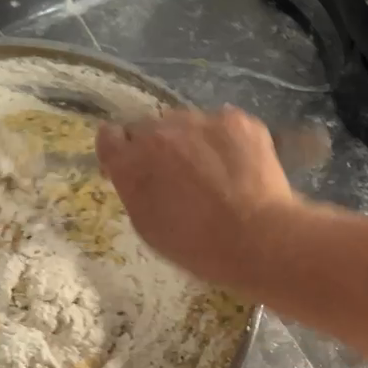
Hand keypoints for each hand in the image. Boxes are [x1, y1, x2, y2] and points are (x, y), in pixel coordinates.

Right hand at [97, 105, 300, 284]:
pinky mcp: (237, 121)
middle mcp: (159, 132)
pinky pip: (224, 125)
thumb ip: (134, 189)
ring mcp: (200, 121)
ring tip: (217, 174)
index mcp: (131, 162)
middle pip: (152, 129)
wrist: (258, 239)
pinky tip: (241, 167)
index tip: (135, 166)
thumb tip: (135, 172)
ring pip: (189, 123)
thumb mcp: (149, 228)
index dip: (123, 152)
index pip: (109, 138)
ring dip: (195, 141)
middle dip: (161, 148)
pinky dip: (228, 142)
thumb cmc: (198, 247)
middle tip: (183, 177)